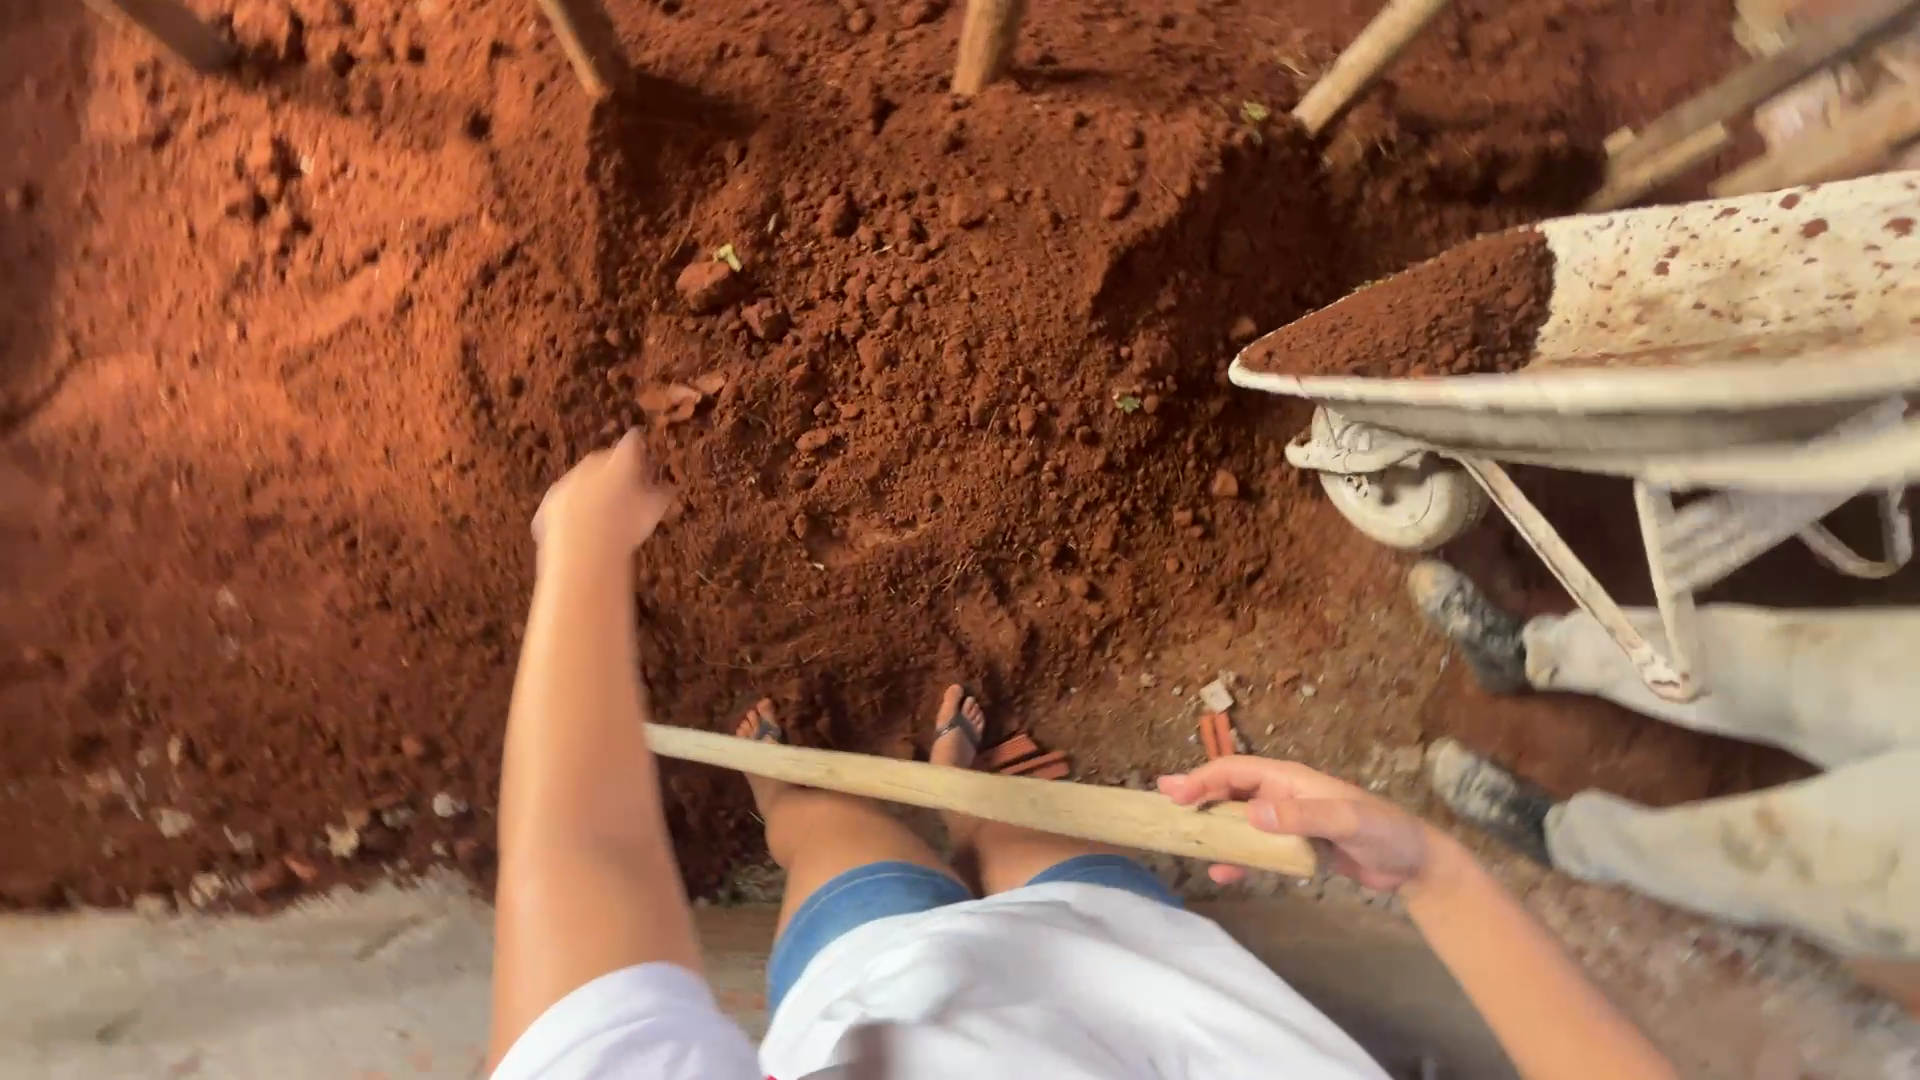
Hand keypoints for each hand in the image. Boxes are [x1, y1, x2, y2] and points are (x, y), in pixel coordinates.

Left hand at [531, 431, 676, 567]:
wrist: (584, 550)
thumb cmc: (627, 526)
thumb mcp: (654, 510)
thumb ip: (662, 494)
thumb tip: (670, 486)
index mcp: (621, 462)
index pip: (632, 442)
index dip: (638, 442)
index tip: (642, 445)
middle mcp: (592, 465)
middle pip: (604, 458)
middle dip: (614, 467)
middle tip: (627, 483)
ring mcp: (568, 482)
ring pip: (583, 478)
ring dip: (593, 487)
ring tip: (605, 508)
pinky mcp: (550, 502)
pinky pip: (566, 499)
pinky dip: (574, 506)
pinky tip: (583, 523)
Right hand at [1158, 756, 1458, 893]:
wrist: (1414, 865)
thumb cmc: (1383, 831)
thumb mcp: (1346, 819)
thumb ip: (1300, 815)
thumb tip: (1251, 814)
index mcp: (1288, 778)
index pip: (1235, 771)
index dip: (1203, 778)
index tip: (1176, 793)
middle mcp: (1280, 794)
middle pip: (1229, 790)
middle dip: (1197, 794)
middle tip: (1164, 801)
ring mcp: (1285, 820)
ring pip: (1237, 819)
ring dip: (1212, 826)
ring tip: (1184, 836)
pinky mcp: (1292, 847)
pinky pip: (1255, 849)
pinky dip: (1237, 858)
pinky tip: (1222, 871)